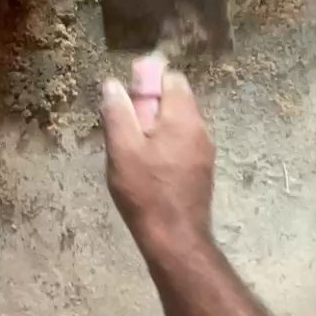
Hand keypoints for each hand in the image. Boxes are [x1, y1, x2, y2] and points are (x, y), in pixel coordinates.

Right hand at [99, 64, 215, 252]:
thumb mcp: (121, 149)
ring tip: (130, 148)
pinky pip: (180, 142)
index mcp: (183, 119)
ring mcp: (203, 151)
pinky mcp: (200, 169)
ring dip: (153, 126)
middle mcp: (200, 130)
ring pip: (177, 123)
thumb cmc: (145, 190)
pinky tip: (144, 164)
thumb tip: (113, 84)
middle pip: (175, 99)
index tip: (127, 95)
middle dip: (148, 105)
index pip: (172, 78)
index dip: (148, 80)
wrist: (174, 237)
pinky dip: (162, 142)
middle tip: (123, 126)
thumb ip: (117, 113)